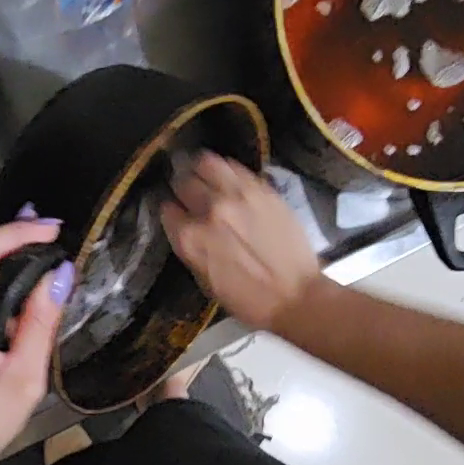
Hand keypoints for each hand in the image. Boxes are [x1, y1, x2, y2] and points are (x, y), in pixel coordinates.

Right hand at [161, 152, 323, 331]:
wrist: (295, 295)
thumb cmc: (248, 299)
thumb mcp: (206, 282)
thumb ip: (192, 249)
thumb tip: (186, 229)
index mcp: (191, 239)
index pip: (168, 211)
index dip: (172, 212)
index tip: (178, 214)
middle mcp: (210, 211)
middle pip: (185, 184)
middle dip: (185, 189)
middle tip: (191, 195)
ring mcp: (237, 196)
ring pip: (208, 164)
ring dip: (203, 171)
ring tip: (207, 177)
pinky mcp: (262, 189)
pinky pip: (235, 168)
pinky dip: (227, 171)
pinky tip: (229, 179)